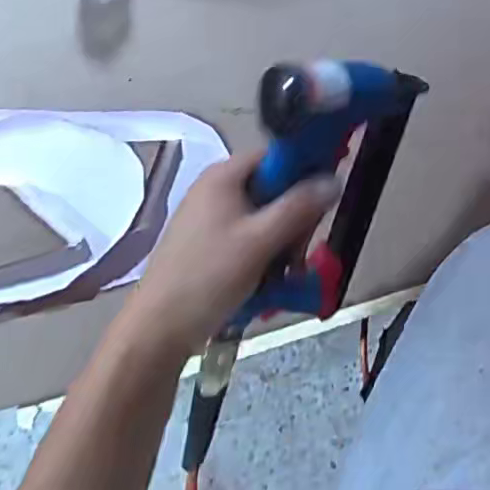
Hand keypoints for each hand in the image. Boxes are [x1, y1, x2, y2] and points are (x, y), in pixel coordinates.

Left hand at [120, 149, 339, 351]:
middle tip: (297, 251)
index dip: (304, 170)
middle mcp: (216, 188)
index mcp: (224, 175)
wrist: (154, 334)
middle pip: (273, 188)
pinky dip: (263, 255)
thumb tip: (335, 179)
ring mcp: (209, 217)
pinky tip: (266, 282)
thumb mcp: (260, 241)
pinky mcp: (207, 243)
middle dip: (293, 220)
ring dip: (281, 243)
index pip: (276, 155)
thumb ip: (300, 207)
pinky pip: (248, 237)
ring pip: (264, 217)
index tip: (324, 198)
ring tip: (283, 274)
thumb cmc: (208, 277)